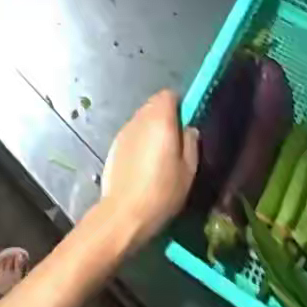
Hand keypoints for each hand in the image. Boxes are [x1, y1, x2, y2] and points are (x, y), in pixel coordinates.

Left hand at [94, 90, 197, 249]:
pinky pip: (132, 132)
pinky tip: (144, 162)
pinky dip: (140, 138)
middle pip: (154, 104)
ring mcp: (124, 130)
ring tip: (160, 153)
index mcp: (160, 120)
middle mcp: (139, 118)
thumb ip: (191, 143)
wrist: (124, 212)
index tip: (186, 122)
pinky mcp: (114, 144)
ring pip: (142, 118)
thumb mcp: (188, 170)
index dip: (179, 104)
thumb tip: (188, 128)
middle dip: (166, 115)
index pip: (168, 95)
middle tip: (177, 140)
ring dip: (152, 127)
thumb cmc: (162, 192)